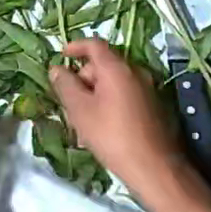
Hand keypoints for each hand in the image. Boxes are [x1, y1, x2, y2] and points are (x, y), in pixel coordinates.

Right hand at [50, 38, 185, 191]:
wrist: (153, 166)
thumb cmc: (111, 135)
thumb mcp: (80, 110)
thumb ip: (65, 85)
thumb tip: (57, 69)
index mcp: (117, 68)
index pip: (94, 45)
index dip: (75, 46)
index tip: (61, 55)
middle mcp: (135, 72)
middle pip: (103, 65)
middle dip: (82, 78)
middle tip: (67, 100)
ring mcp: (146, 89)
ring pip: (112, 83)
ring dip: (93, 95)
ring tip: (80, 120)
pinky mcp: (152, 106)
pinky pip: (123, 95)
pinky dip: (107, 103)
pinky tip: (98, 127)